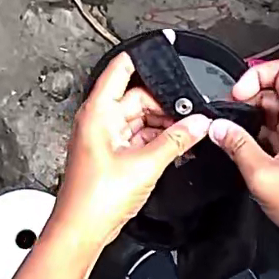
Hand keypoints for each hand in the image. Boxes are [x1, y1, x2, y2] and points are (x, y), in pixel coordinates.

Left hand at [49, 52, 209, 256]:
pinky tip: (172, 150)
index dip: (145, 57)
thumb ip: (176, 140)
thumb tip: (197, 124)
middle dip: (164, 106)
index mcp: (98, 112)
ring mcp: (103, 138)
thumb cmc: (95, 199)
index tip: (166, 48)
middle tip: (189, 117)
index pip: (122, 69)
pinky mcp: (110, 156)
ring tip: (184, 137)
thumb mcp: (146, 164)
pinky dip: (154, 142)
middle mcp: (98, 121)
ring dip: (161, 127)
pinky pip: (136, 138)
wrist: (81, 231)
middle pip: (137, 97)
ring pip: (139, 120)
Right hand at [206, 59, 278, 254]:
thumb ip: (236, 146)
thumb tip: (219, 128)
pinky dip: (267, 136)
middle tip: (231, 122)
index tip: (237, 96)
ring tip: (240, 143)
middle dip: (251, 101)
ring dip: (257, 121)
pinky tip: (255, 156)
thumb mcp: (262, 175)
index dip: (255, 75)